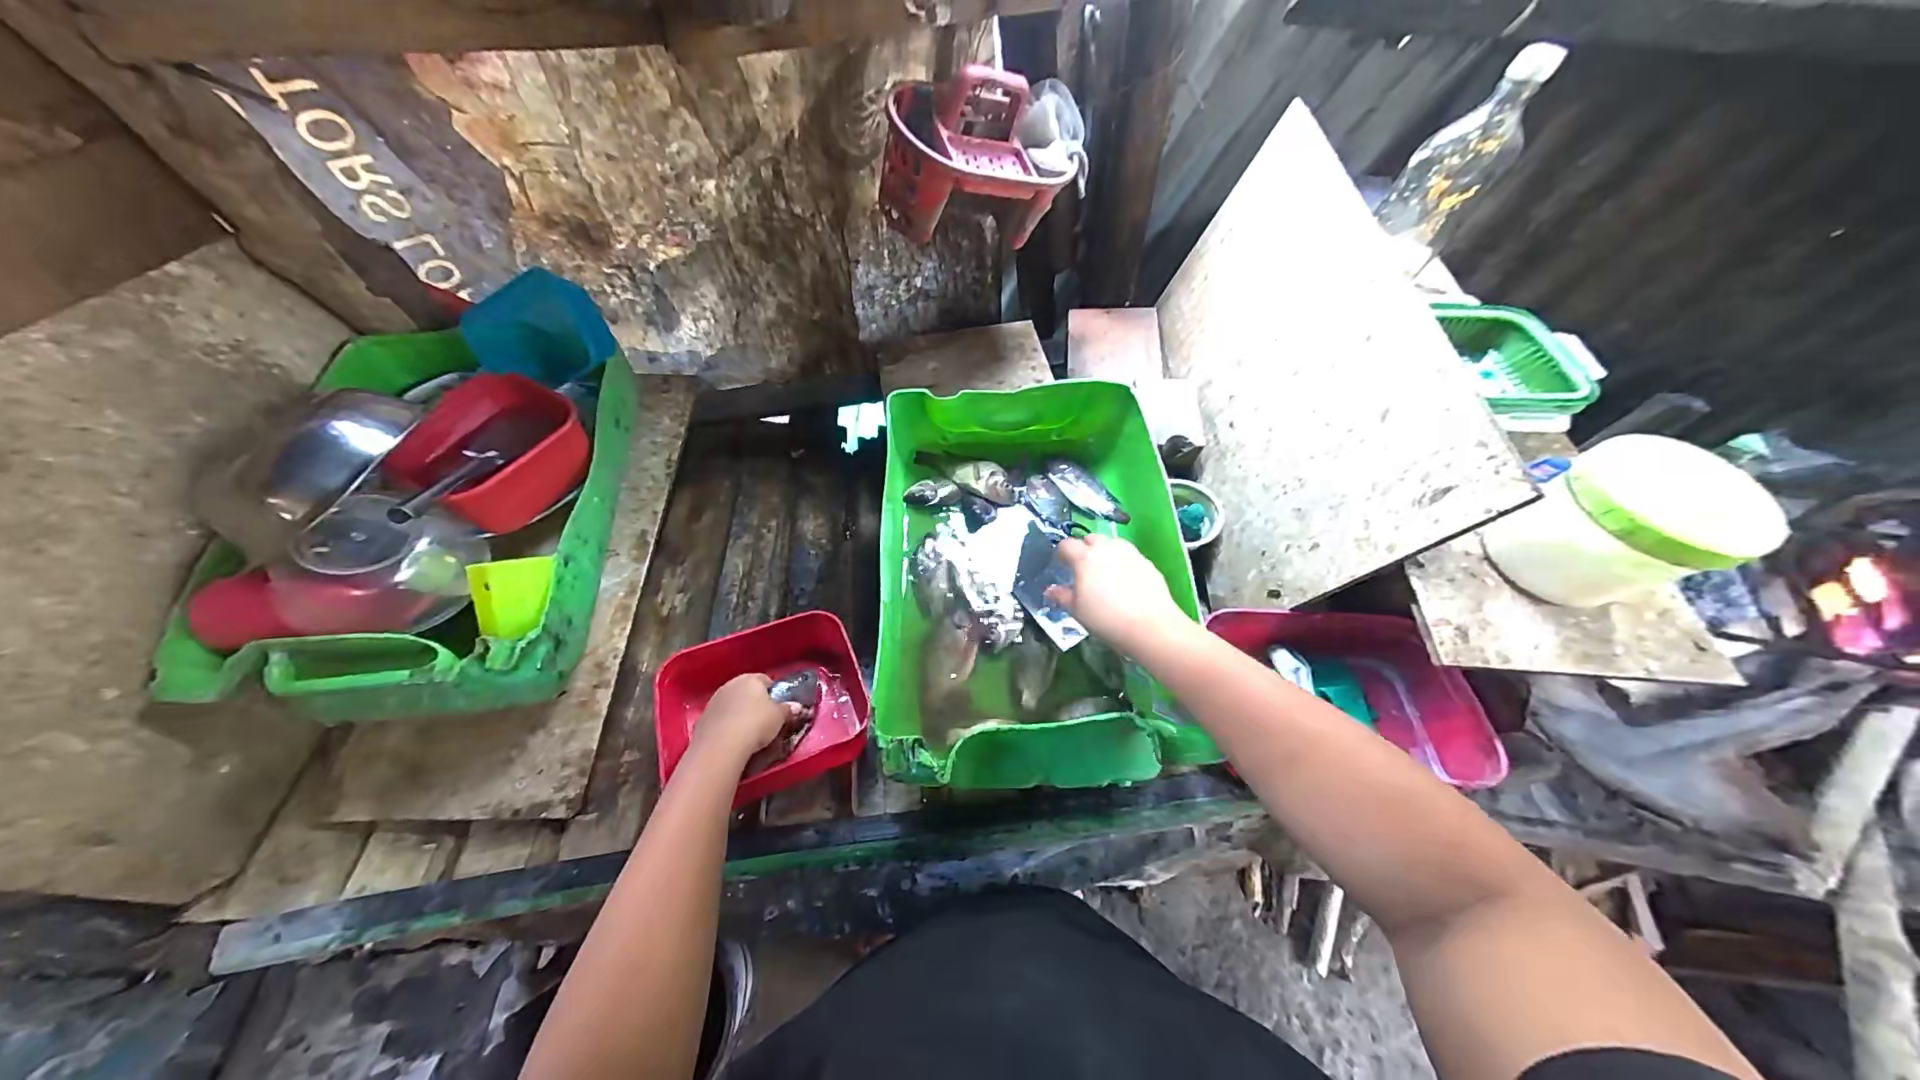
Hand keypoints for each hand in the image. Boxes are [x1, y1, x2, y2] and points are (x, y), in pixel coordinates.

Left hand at [690, 673, 804, 766]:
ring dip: (739, 713)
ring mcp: (714, 700)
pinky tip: (732, 738)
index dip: (774, 693)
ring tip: (747, 732)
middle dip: (755, 702)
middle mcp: (730, 684)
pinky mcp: (703, 718)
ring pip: (732, 704)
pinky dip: (726, 725)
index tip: (778, 708)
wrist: (721, 746)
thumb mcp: (780, 717)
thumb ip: (789, 709)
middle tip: (764, 719)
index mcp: (750, 679)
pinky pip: (720, 718)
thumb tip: (796, 707)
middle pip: (747, 691)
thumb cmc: (756, 724)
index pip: (766, 680)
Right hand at [1045, 534, 1187, 650]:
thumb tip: (1050, 590)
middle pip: (1091, 538)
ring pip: (1112, 544)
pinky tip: (1125, 582)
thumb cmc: (1106, 618)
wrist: (1150, 626)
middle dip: (1084, 548)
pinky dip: (1123, 563)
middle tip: (1082, 568)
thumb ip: (1061, 596)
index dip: (1062, 554)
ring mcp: (1130, 553)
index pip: (1066, 545)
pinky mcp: (1147, 562)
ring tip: (1104, 573)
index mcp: (1084, 557)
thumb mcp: (1077, 611)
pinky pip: (1129, 556)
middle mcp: (1107, 548)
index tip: (1062, 565)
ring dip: (1105, 552)